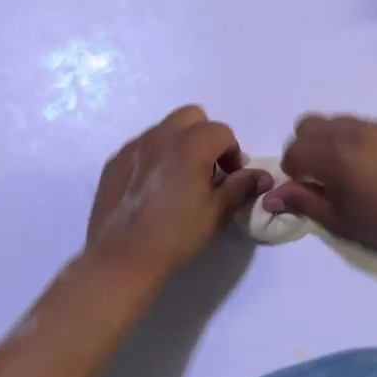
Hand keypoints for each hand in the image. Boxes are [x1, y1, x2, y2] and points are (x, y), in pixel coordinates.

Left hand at [84, 106, 272, 282]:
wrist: (122, 259)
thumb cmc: (175, 236)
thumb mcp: (215, 214)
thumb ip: (240, 187)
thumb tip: (262, 176)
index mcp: (189, 146)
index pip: (221, 131)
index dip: (232, 152)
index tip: (231, 177)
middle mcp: (160, 137)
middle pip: (191, 117)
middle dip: (205, 136)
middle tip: (207, 169)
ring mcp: (133, 147)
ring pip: (164, 129)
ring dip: (179, 144)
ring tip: (179, 180)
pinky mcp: (114, 162)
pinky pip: (142, 147)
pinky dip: (154, 157)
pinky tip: (152, 189)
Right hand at [266, 115, 376, 264]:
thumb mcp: (338, 222)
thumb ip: (302, 201)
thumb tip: (270, 196)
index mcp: (335, 158)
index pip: (293, 149)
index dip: (293, 170)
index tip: (305, 187)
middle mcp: (353, 133)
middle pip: (308, 125)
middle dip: (306, 147)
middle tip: (321, 175)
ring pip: (336, 121)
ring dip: (330, 141)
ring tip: (349, 171)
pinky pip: (363, 124)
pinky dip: (357, 140)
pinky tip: (373, 166)